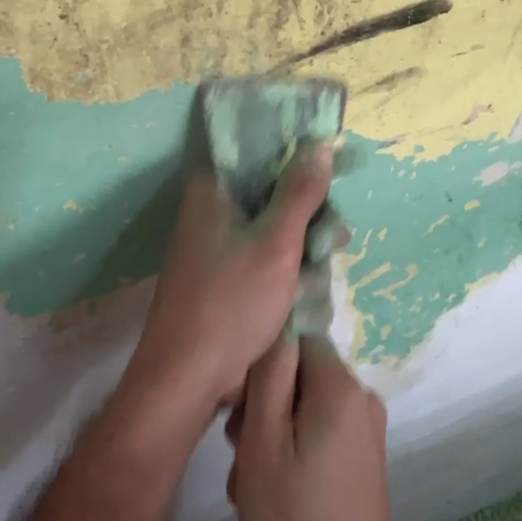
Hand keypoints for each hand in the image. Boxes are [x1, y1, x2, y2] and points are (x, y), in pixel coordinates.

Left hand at [131, 145, 333, 406]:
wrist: (187, 376)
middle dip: (309, 211)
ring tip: (327, 264)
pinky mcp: (225, 273)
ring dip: (303, 242)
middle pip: (271, 190)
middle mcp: (211, 208)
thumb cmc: (231, 302)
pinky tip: (309, 282)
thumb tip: (320, 144)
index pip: (260, 151)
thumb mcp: (276, 243)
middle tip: (334, 239)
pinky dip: (287, 264)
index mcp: (213, 189)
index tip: (333, 174)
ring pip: (273, 225)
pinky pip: (264, 253)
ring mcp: (216, 243)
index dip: (299, 158)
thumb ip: (300, 193)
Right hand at [227, 336, 392, 520]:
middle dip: (264, 405)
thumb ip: (269, 376)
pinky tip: (276, 490)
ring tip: (253, 479)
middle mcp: (363, 399)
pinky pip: (321, 435)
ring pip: (305, 409)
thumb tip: (278, 323)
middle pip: (300, 375)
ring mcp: (368, 433)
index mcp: (342, 386)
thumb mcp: (263, 441)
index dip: (264, 364)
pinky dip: (294, 453)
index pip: (297, 338)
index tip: (244, 403)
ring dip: (273, 435)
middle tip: (241, 449)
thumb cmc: (293, 517)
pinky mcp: (365, 461)